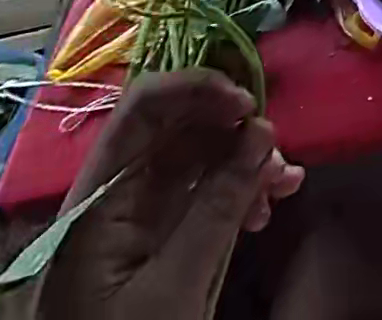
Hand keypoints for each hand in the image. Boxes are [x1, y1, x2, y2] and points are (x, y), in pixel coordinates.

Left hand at [38, 71, 304, 319]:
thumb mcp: (174, 292)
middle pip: (173, 130)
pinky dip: (237, 191)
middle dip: (230, 129)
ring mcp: (135, 217)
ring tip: (284, 183)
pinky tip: (267, 207)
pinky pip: (200, 193)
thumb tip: (260, 133)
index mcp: (97, 200)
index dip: (194, 89)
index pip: (141, 110)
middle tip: (277, 148)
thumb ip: (218, 208)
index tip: (247, 102)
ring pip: (194, 160)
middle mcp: (114, 194)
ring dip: (243, 161)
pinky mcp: (156, 238)